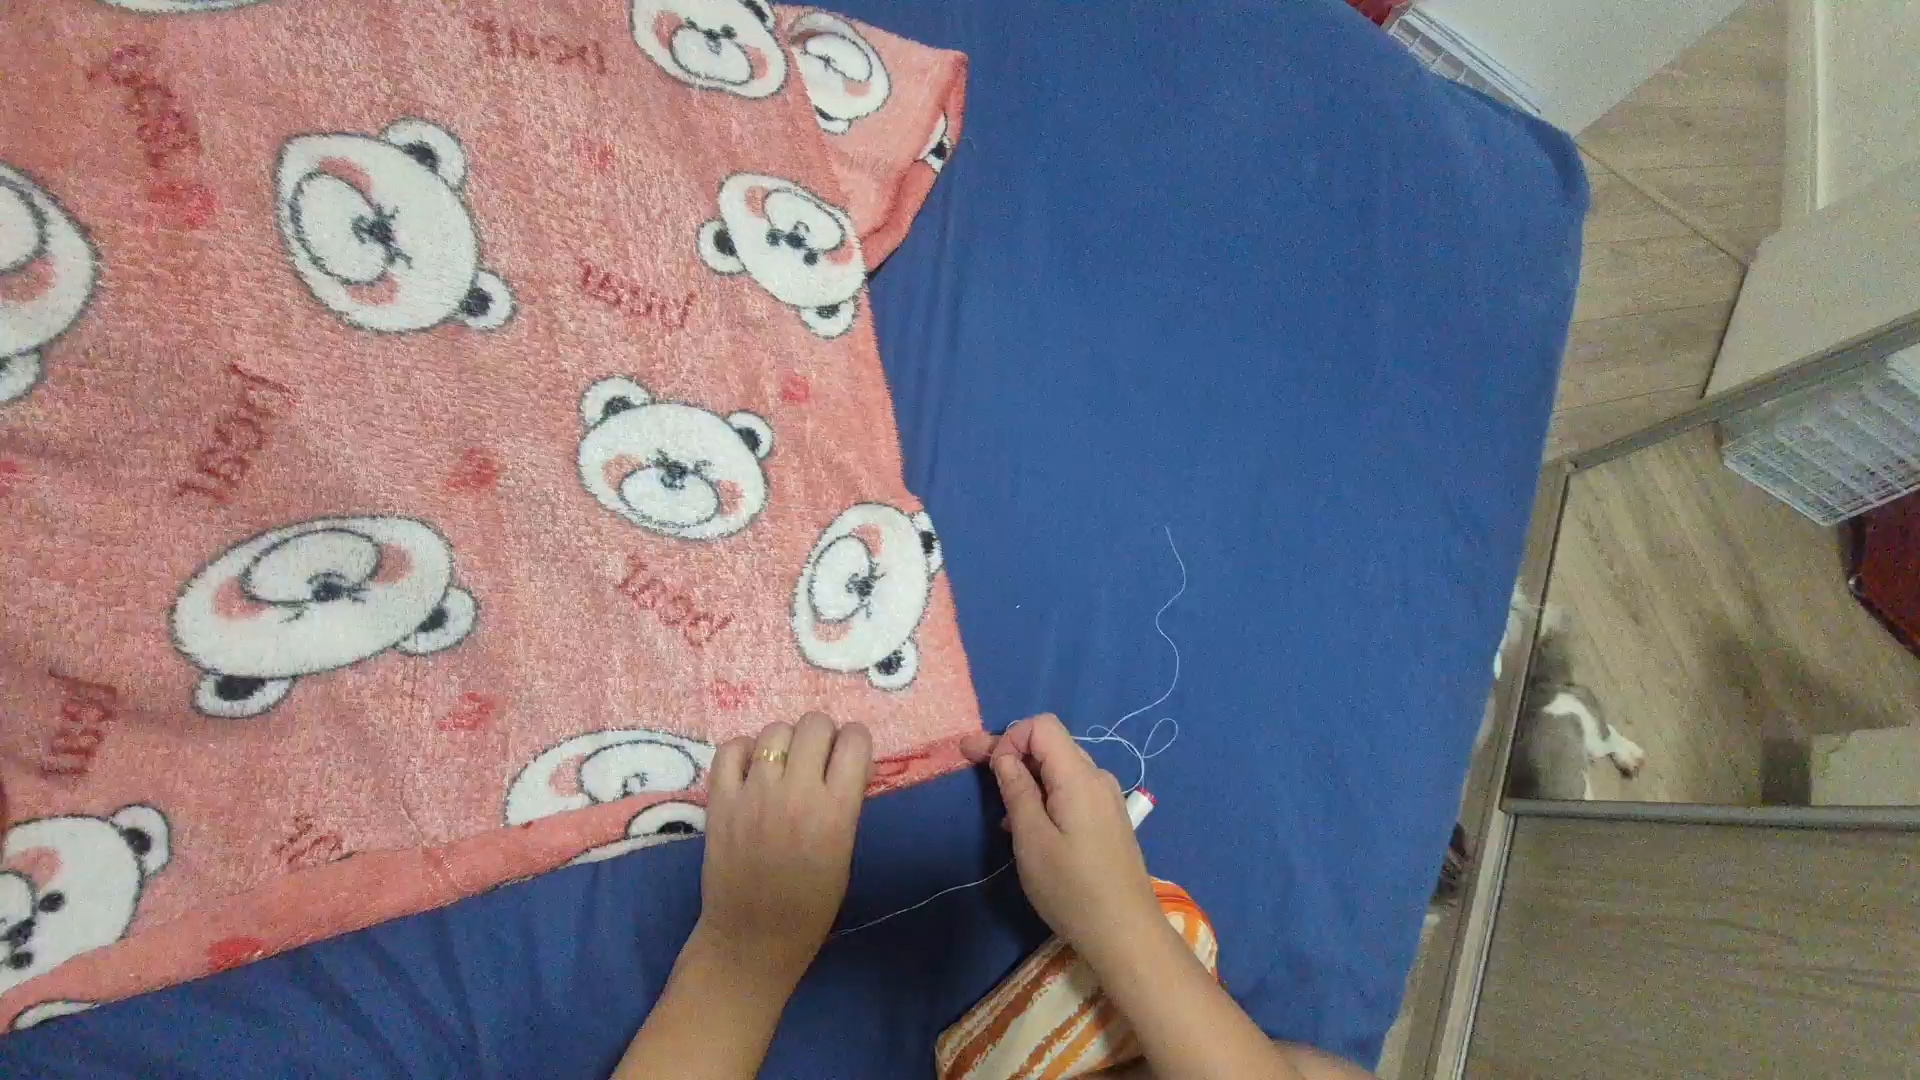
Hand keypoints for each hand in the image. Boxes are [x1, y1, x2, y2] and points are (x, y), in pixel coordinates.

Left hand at [696, 713, 871, 988]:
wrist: (752, 941)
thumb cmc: (811, 904)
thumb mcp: (846, 849)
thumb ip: (845, 800)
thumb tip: (844, 760)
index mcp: (836, 810)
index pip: (855, 739)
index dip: (855, 741)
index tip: (849, 756)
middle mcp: (796, 793)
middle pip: (815, 723)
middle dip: (823, 736)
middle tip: (817, 760)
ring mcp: (754, 794)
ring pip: (775, 730)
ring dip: (786, 743)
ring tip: (783, 767)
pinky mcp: (720, 801)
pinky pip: (732, 749)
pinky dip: (744, 751)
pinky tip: (752, 769)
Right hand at [960, 715, 1165, 968]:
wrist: (1127, 935)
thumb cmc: (1072, 889)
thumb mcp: (1032, 840)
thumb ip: (1016, 790)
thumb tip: (1003, 756)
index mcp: (1079, 776)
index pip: (1042, 726)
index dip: (1010, 737)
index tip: (987, 767)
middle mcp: (1097, 778)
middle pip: (1050, 744)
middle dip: (1011, 752)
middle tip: (972, 765)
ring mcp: (1106, 798)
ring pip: (1059, 768)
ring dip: (1027, 777)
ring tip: (1001, 811)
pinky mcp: (1108, 818)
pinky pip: (1071, 789)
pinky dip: (1045, 795)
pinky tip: (1028, 825)